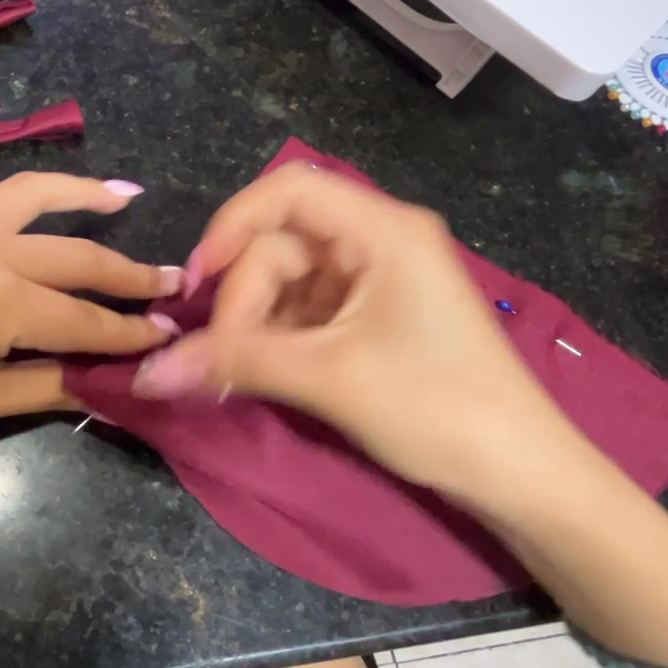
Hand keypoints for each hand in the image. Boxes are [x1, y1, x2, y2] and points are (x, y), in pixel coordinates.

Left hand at [0, 110, 180, 492]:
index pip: (85, 320)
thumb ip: (50, 383)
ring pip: (24, 194)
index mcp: (2, 300)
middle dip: (126, 273)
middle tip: (168, 281)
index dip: (130, 333)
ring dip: (76, 191)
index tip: (169, 333)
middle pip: (71, 257)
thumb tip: (110, 384)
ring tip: (122, 193)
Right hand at [129, 163, 584, 497]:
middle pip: (279, 244)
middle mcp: (377, 241)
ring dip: (254, 324)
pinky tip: (260, 374)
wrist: (521, 476)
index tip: (197, 284)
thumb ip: (232, 363)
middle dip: (243, 300)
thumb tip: (146, 374)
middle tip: (222, 361)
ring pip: (285, 282)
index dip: (231, 226)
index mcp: (382, 230)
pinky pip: (303, 312)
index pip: (287, 191)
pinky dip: (274, 339)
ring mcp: (375, 281)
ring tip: (238, 375)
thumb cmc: (436, 408)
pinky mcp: (371, 318)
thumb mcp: (327, 378)